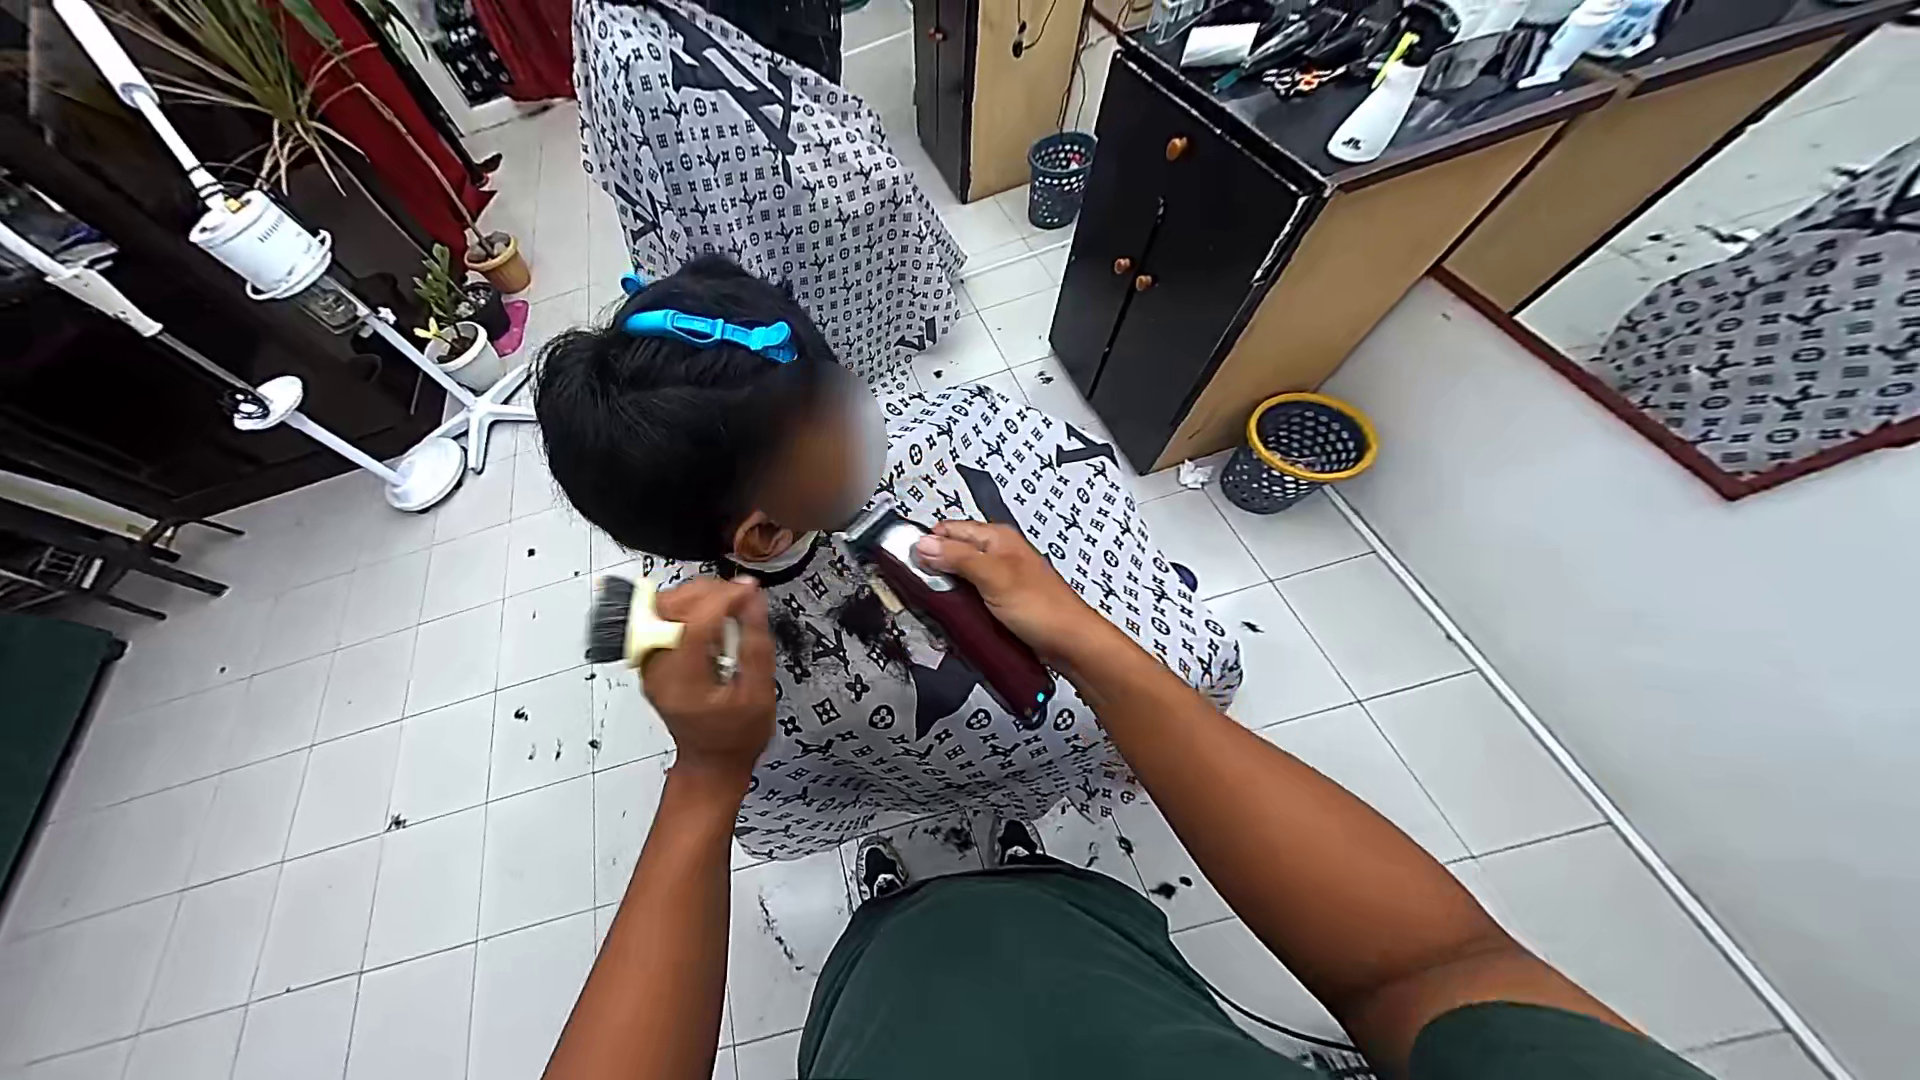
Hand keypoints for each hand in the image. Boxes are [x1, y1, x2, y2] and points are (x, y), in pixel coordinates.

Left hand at [642, 576, 775, 783]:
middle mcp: (657, 670)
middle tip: (739, 595)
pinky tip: (715, 616)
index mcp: (683, 683)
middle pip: (669, 609)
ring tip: (729, 605)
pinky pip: (666, 619)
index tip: (749, 590)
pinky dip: (691, 608)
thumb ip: (756, 643)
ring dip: (698, 597)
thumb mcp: (760, 691)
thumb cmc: (735, 736)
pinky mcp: (655, 658)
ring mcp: (652, 664)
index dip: (724, 599)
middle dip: (707, 592)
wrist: (713, 760)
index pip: (694, 624)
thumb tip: (753, 600)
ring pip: (662, 608)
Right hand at [912, 520, 1116, 669]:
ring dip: (945, 595)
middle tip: (921, 590)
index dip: (926, 542)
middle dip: (933, 572)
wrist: (1070, 644)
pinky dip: (958, 609)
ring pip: (957, 580)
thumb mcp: (994, 577)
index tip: (906, 561)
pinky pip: (968, 600)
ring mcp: (997, 580)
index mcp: (996, 538)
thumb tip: (924, 545)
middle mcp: (996, 555)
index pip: (948, 529)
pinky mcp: (998, 603)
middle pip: (950, 555)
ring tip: (937, 609)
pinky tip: (954, 620)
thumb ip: (957, 558)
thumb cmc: (1045, 608)